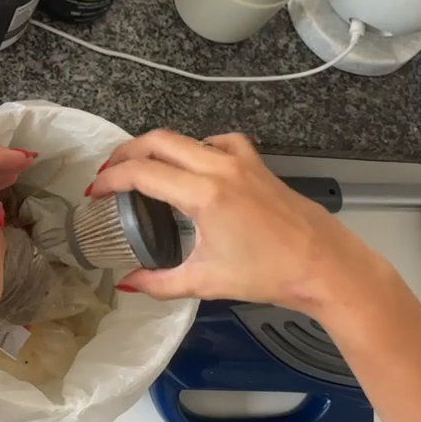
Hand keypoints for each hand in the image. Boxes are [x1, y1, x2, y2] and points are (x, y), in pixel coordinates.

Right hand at [88, 130, 395, 317]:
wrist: (326, 266)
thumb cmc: (269, 275)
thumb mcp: (206, 281)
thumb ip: (159, 282)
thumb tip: (126, 283)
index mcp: (203, 193)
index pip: (142, 172)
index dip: (110, 178)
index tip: (94, 190)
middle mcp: (218, 167)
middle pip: (158, 141)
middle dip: (126, 153)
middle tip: (109, 172)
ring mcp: (240, 161)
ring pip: (186, 138)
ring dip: (157, 148)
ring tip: (143, 169)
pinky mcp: (257, 164)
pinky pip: (218, 141)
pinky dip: (197, 147)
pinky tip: (195, 164)